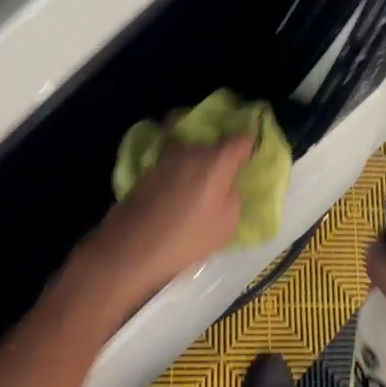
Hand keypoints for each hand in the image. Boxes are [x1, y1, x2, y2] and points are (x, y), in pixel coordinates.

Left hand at [65, 136, 255, 308]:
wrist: (133, 246)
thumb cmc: (188, 236)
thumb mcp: (227, 223)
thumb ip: (232, 195)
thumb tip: (225, 185)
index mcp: (216, 159)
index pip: (241, 140)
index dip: (250, 146)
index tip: (252, 155)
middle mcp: (191, 150)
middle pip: (212, 145)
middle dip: (220, 156)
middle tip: (225, 177)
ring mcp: (165, 158)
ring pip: (189, 152)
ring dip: (196, 163)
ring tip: (200, 187)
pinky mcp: (147, 171)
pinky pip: (172, 166)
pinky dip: (178, 174)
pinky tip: (178, 194)